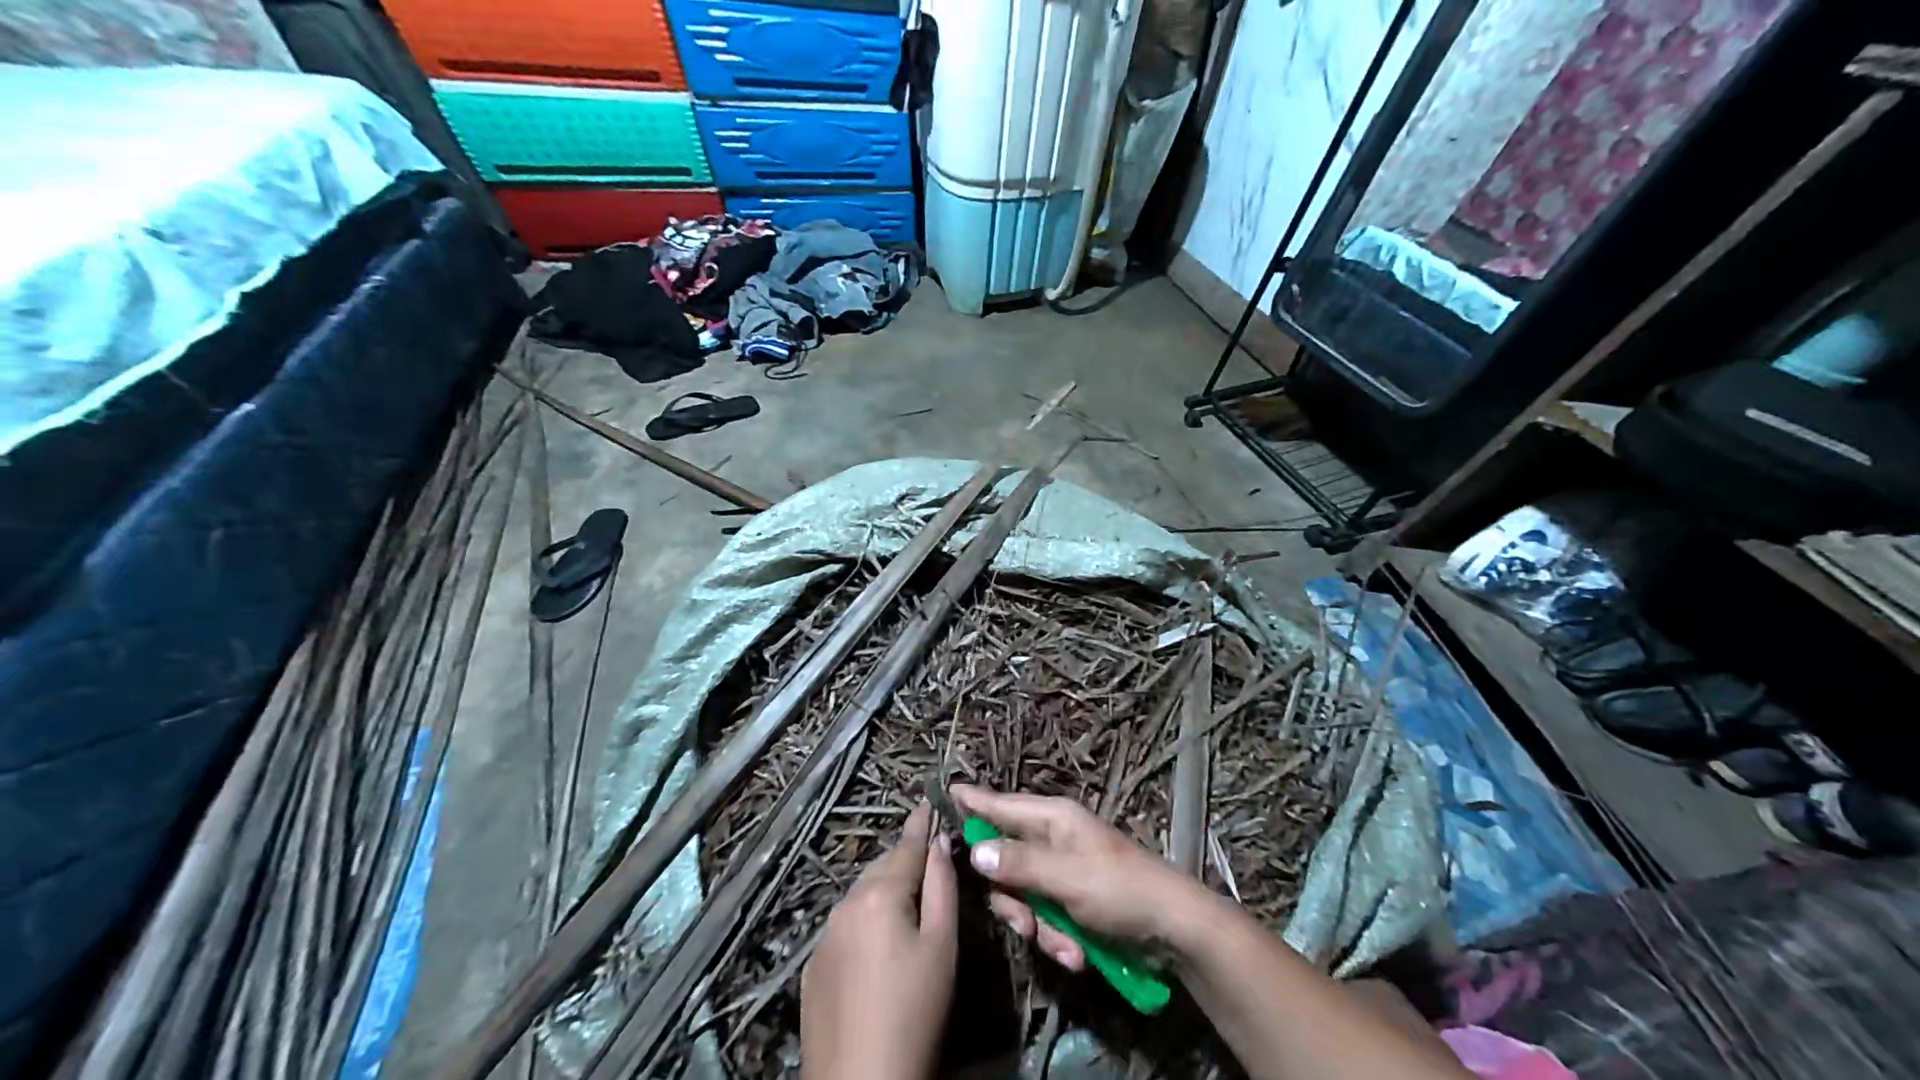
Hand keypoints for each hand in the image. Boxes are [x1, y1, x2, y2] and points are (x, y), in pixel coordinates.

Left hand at [801, 802, 957, 1079]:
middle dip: (903, 860)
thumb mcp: (942, 947)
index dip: (920, 825)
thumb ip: (942, 888)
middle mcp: (845, 904)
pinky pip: (844, 928)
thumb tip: (939, 844)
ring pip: (860, 897)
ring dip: (882, 891)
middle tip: (927, 860)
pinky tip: (878, 948)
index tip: (928, 802)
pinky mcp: (813, 967)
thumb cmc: (915, 1010)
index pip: (906, 847)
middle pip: (881, 870)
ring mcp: (824, 936)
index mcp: (879, 894)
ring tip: (906, 905)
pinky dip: (864, 922)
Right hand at [951, 784, 1216, 970]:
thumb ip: (1019, 864)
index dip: (972, 801)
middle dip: (1012, 899)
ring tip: (1063, 946)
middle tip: (1022, 923)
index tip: (941, 796)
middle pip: (1004, 861)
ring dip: (1038, 926)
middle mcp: (1052, 841)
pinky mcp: (1071, 902)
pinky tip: (1077, 955)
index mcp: (1053, 819)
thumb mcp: (1067, 877)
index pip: (1001, 804)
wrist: (1174, 932)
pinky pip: (1044, 917)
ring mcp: (1061, 872)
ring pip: (1022, 896)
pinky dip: (1057, 939)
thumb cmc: (1120, 890)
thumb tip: (975, 850)